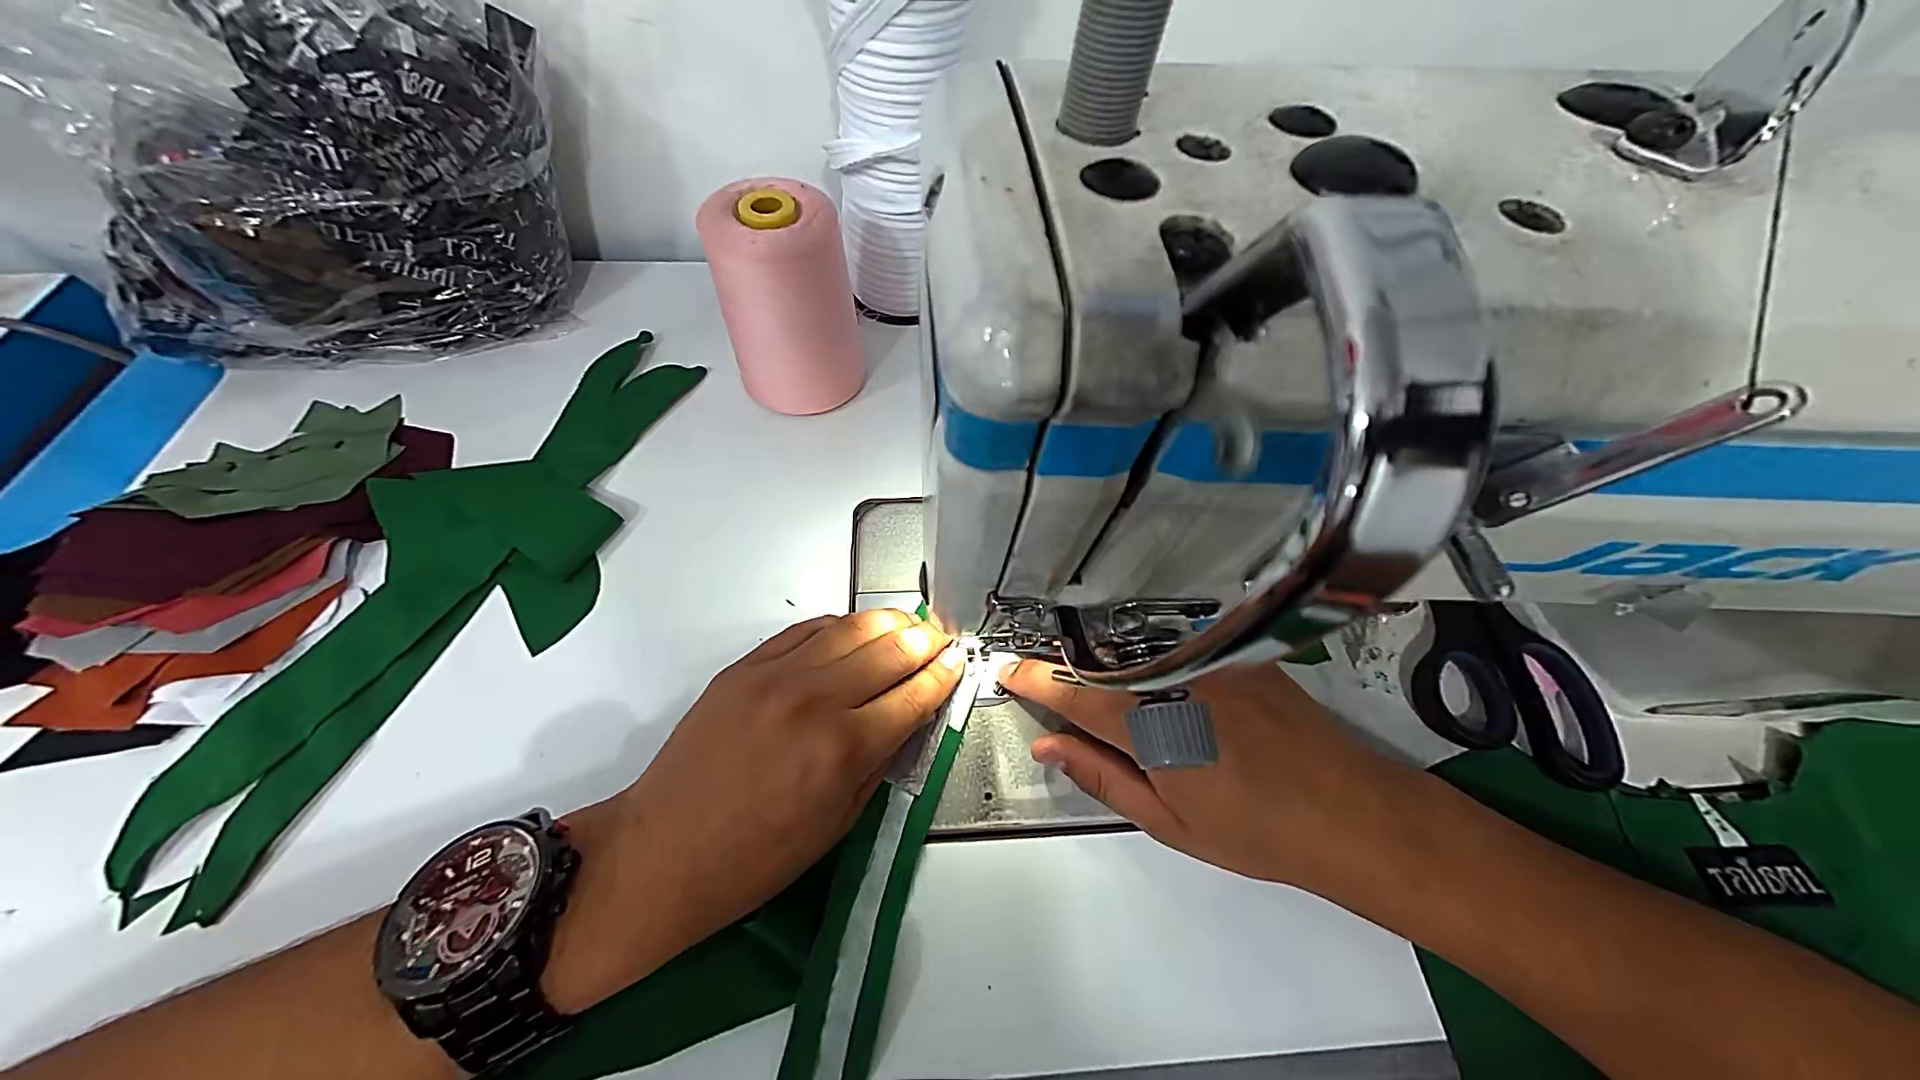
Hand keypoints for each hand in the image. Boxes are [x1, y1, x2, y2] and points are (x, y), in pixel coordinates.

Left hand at [616, 611, 963, 952]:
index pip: (915, 693)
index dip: (945, 674)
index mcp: (844, 747)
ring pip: (852, 626)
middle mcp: (814, 700)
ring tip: (908, 624)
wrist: (664, 850)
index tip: (958, 664)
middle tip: (941, 640)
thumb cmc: (753, 856)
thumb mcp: (839, 822)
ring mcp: (777, 676)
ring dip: (890, 621)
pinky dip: (839, 624)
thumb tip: (909, 719)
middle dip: (927, 640)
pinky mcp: (746, 666)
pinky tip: (854, 629)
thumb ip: (881, 761)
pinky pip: (806, 629)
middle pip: (891, 648)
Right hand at [1003, 660, 1438, 897]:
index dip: (1034, 679)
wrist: (1350, 811)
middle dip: (1058, 659)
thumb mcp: (1167, 820)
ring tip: (1077, 660)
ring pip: (1131, 641)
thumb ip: (1101, 776)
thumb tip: (1049, 747)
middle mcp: (1174, 680)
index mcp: (1150, 726)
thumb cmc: (1258, 829)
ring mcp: (1207, 659)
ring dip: (1095, 648)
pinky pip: (1172, 635)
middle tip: (1036, 667)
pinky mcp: (1234, 649)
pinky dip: (1140, 642)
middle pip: (1096, 657)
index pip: (1072, 691)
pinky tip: (1136, 654)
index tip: (1008, 670)